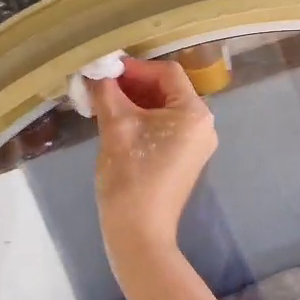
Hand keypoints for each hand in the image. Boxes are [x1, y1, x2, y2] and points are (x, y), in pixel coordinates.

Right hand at [90, 57, 217, 258]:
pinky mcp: (184, 159)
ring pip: (163, 108)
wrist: (138, 232)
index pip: (166, 72)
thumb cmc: (130, 175)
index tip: (105, 71)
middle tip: (100, 86)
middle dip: (132, 85)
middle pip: (167, 89)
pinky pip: (164, 127)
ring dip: (134, 101)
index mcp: (194, 112)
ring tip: (102, 103)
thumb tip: (96, 71)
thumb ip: (106, 91)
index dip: (134, 68)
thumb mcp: (115, 126)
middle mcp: (203, 124)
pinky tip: (115, 121)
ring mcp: (196, 144)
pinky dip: (141, 119)